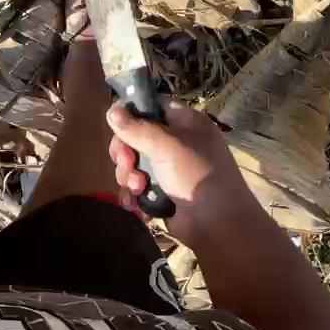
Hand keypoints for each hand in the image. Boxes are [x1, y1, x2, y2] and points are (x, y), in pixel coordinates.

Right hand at [105, 99, 273, 248]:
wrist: (217, 225)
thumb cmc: (196, 175)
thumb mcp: (166, 146)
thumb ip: (137, 128)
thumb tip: (111, 110)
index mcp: (185, 122)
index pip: (154, 105)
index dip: (133, 112)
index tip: (116, 123)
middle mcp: (177, 142)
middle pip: (136, 135)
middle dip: (126, 151)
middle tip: (127, 163)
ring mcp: (168, 168)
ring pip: (133, 162)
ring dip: (128, 175)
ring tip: (138, 188)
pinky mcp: (161, 191)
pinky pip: (136, 185)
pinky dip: (132, 193)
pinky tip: (133, 202)